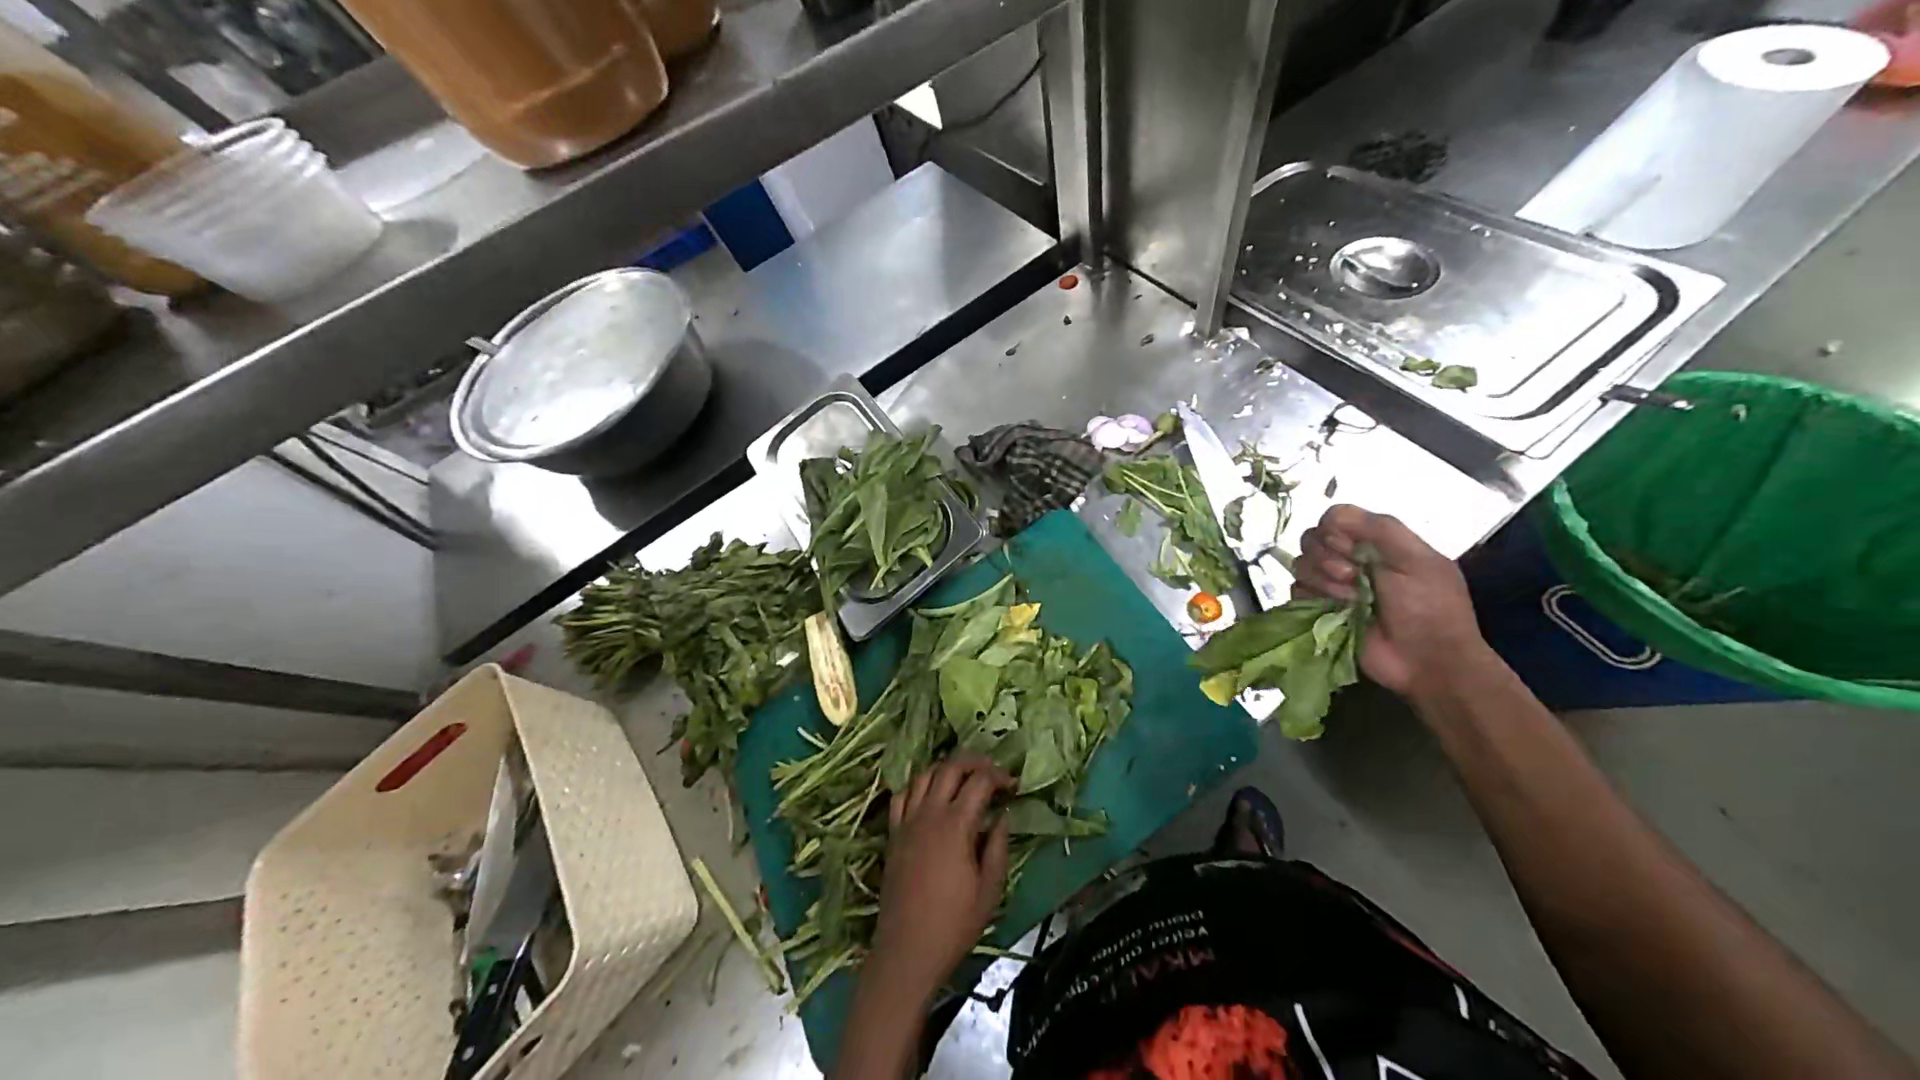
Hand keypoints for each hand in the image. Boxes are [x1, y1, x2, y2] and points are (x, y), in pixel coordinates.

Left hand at [870, 754, 1012, 995]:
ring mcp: (907, 821)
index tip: (1013, 786)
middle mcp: (929, 813)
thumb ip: (998, 846)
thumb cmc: (954, 924)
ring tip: (964, 777)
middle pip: (950, 767)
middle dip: (974, 761)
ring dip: (946, 768)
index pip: (979, 781)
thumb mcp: (989, 889)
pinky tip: (930, 794)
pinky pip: (902, 795)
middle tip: (992, 771)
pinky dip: (918, 785)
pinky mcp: (893, 834)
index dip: (999, 776)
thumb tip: (1002, 816)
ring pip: (924, 775)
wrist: (908, 949)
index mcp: (956, 825)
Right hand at [1294, 504, 1489, 697]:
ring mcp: (1332, 585)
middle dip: (1327, 556)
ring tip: (1350, 599)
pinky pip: (1295, 591)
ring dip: (1323, 580)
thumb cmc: (1430, 608)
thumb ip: (1380, 529)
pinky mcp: (1317, 610)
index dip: (1335, 531)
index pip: (1335, 518)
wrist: (1426, 660)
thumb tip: (1332, 516)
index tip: (1353, 549)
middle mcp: (1349, 559)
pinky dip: (1311, 597)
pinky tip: (1334, 610)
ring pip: (1301, 564)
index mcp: (1375, 543)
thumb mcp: (1418, 559)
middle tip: (1353, 577)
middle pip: (1312, 538)